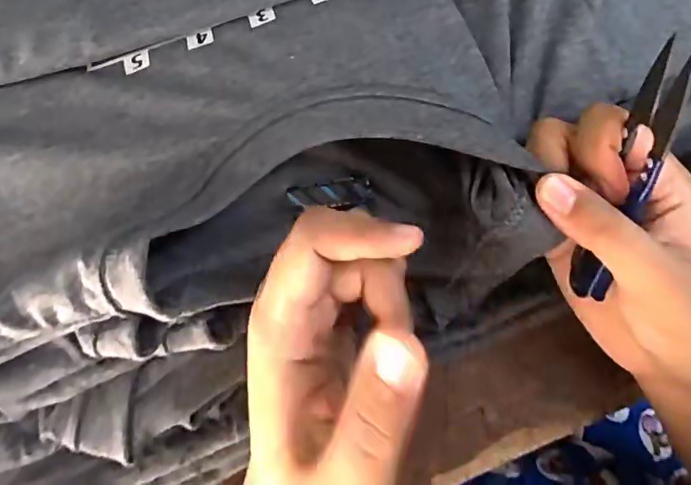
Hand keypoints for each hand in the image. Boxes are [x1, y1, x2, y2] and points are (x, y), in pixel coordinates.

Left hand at [245, 208, 428, 484]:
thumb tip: (404, 341)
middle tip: (399, 339)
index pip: (310, 241)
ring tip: (391, 359)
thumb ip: (373, 418)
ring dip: (389, 294)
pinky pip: (365, 279)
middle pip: (339, 243)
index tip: (413, 243)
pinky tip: (386, 344)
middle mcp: (287, 305)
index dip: (359, 230)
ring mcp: (307, 310)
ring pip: (357, 258)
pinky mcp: (327, 319)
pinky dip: (388, 301)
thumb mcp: (345, 477)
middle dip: (382, 275)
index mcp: (277, 327)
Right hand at [527, 105, 690, 405]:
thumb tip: (544, 182)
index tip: (610, 187)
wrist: (682, 377)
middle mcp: (616, 176)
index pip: (615, 124)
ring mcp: (585, 202)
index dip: (601, 143)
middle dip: (566, 159)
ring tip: (558, 224)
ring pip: (544, 156)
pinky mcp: (558, 230)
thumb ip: (604, 227)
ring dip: (539, 176)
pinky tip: (531, 224)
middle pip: (570, 130)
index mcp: (653, 172)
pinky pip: (530, 196)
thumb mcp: (658, 274)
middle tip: (586, 213)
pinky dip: (523, 200)